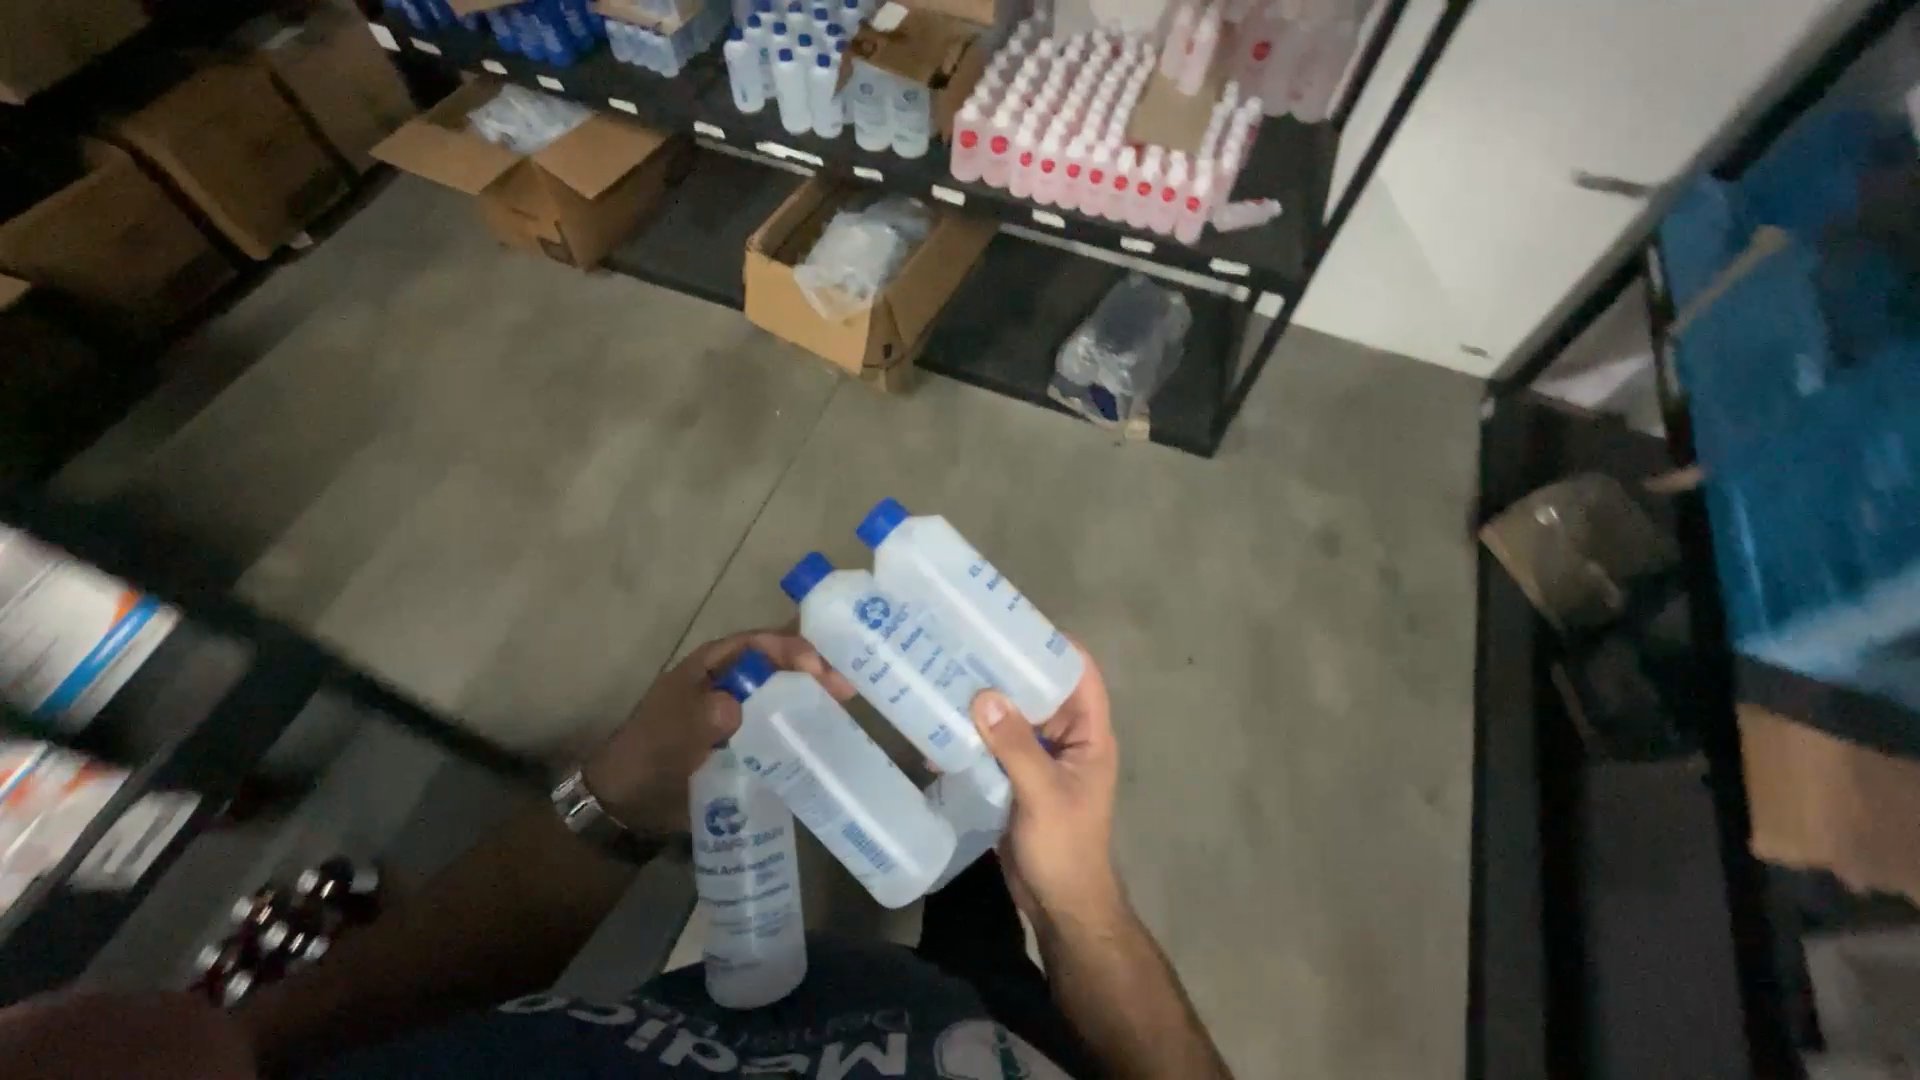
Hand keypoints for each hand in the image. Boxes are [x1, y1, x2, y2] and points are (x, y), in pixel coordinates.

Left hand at [583, 627, 854, 836]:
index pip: (758, 644)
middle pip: (779, 664)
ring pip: (784, 692)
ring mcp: (741, 710)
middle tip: (844, 688)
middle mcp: (731, 680)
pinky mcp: (747, 739)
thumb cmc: (649, 753)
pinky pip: (780, 724)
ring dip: (813, 695)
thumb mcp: (672, 730)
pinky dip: (803, 725)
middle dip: (813, 670)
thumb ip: (701, 715)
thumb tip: (736, 707)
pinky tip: (825, 735)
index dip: (790, 648)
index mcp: (712, 664)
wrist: (632, 802)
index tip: (817, 668)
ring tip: (843, 708)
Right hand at [969, 644, 1125, 925]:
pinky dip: (974, 736)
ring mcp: (1040, 759)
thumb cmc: (1066, 848)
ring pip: (1014, 717)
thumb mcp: (1043, 794)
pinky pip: (996, 746)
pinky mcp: (1016, 779)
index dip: (1054, 647)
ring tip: (946, 676)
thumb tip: (983, 695)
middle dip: (1007, 671)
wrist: (1060, 907)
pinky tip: (941, 726)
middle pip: (1040, 691)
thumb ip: (1015, 746)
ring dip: (985, 702)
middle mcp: (1067, 739)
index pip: (1080, 675)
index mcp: (1089, 736)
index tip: (1013, 625)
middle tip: (965, 646)